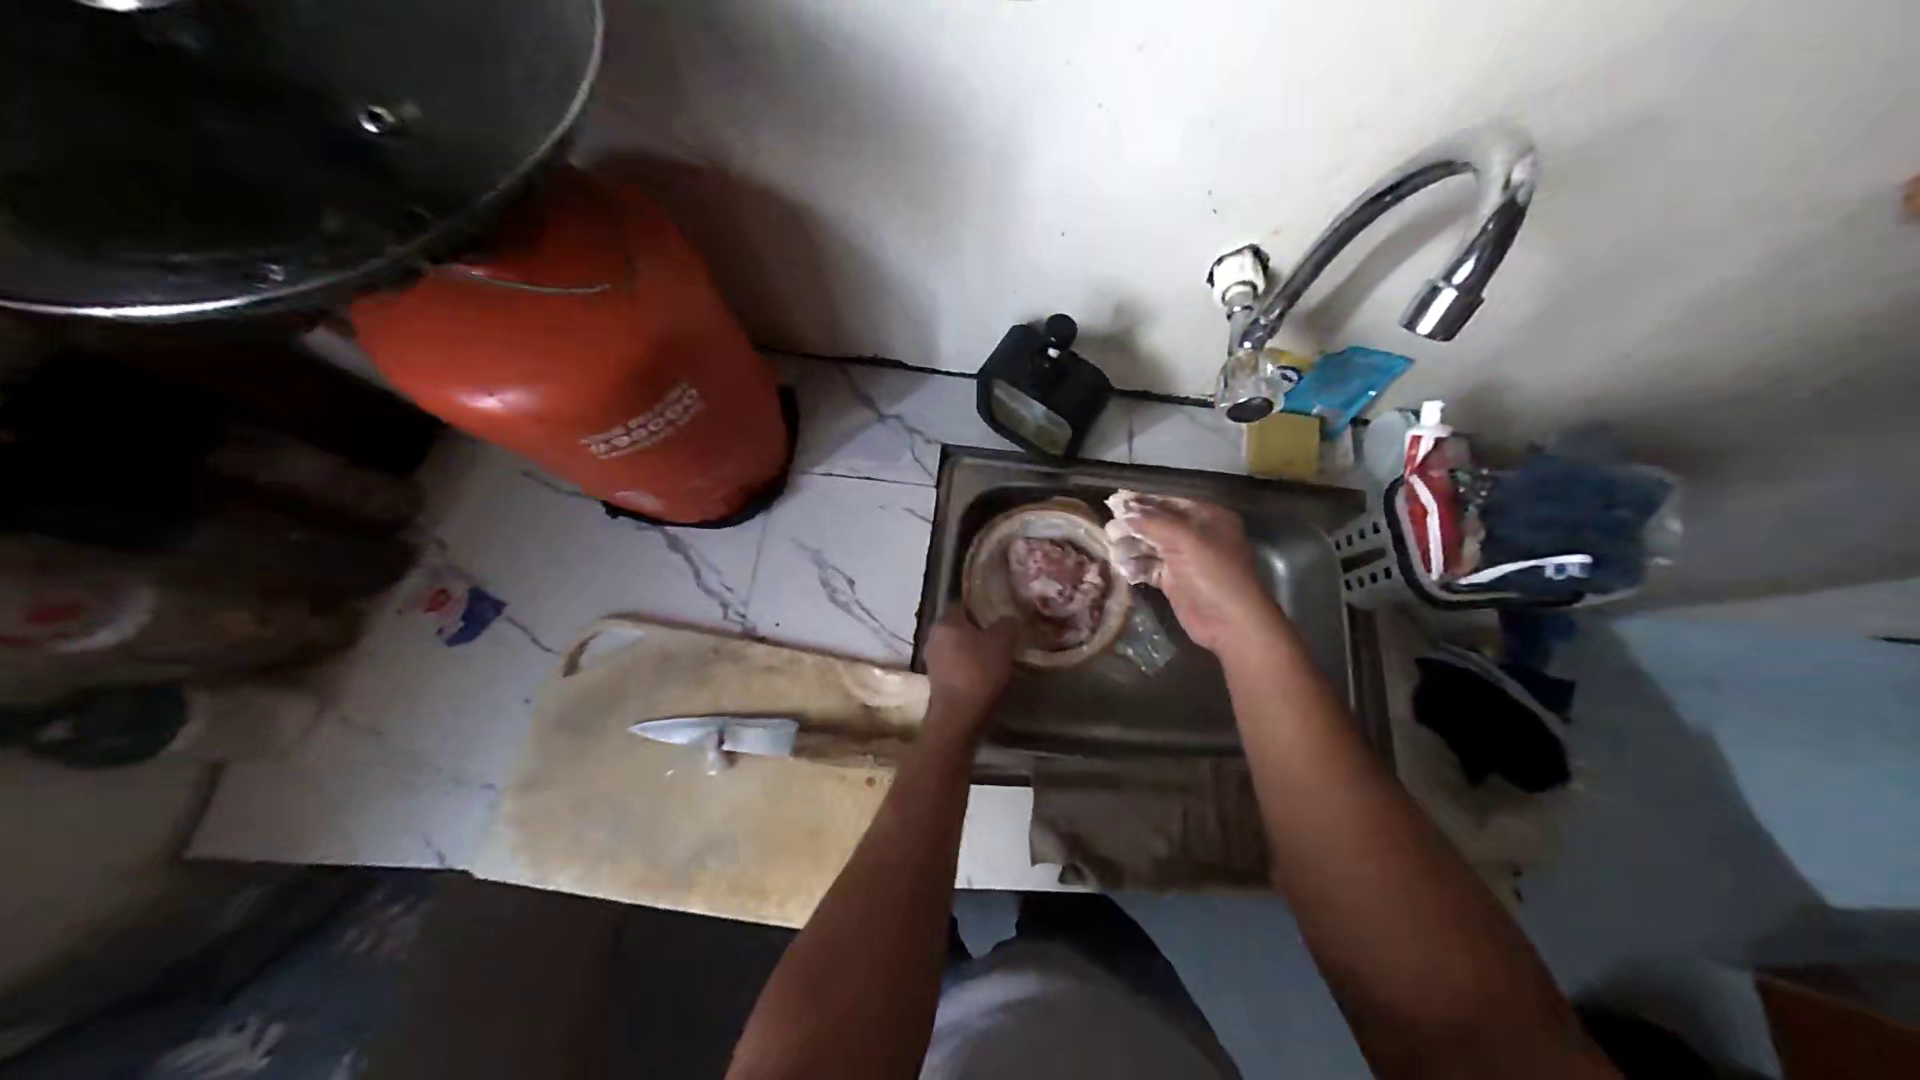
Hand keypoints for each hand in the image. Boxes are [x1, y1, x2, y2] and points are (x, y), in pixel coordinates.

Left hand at [922, 608, 1016, 736]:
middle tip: (999, 636)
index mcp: (946, 622)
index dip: (980, 607)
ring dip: (971, 650)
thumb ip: (1006, 624)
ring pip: (955, 646)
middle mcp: (933, 636)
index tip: (997, 615)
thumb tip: (1007, 620)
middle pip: (958, 626)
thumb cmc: (979, 672)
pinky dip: (966, 666)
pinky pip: (953, 664)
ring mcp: (931, 659)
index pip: (962, 604)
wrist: (959, 715)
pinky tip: (982, 674)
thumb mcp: (1002, 643)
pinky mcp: (935, 679)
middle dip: (977, 630)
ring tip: (993, 656)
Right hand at [1124, 499, 1288, 655]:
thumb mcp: (1185, 539)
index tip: (1116, 503)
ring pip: (1153, 547)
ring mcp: (1186, 559)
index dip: (1143, 502)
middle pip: (1159, 524)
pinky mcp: (1176, 581)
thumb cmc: (1213, 573)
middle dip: (1135, 526)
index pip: (1170, 503)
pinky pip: (1151, 568)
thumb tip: (1124, 511)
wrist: (1230, 621)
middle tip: (1110, 528)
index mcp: (1209, 518)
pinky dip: (1137, 566)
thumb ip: (1153, 522)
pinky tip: (1123, 566)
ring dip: (1133, 546)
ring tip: (1112, 548)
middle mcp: (1198, 536)